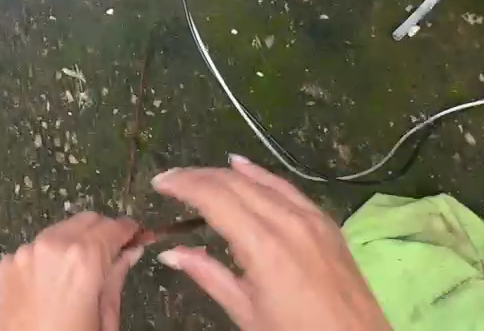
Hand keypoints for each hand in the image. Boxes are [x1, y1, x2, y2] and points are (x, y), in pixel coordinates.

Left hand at [0, 211, 143, 330]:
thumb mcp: (104, 322)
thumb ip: (116, 279)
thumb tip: (131, 251)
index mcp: (84, 258)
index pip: (113, 227)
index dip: (128, 230)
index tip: (136, 235)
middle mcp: (53, 243)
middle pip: (86, 221)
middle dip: (102, 232)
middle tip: (111, 254)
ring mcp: (26, 251)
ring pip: (59, 230)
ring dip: (74, 242)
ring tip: (78, 274)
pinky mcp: (7, 263)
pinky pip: (35, 249)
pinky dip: (47, 258)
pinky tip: (49, 286)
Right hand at [152, 156, 390, 329]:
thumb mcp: (249, 316)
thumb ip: (209, 276)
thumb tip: (169, 253)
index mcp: (263, 246)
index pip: (213, 197)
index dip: (183, 184)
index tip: (159, 183)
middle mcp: (286, 220)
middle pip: (232, 182)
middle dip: (197, 177)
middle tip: (169, 181)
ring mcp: (309, 217)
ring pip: (258, 180)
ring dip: (223, 174)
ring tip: (196, 175)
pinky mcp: (325, 222)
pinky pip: (285, 187)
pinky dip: (258, 174)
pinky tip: (241, 166)